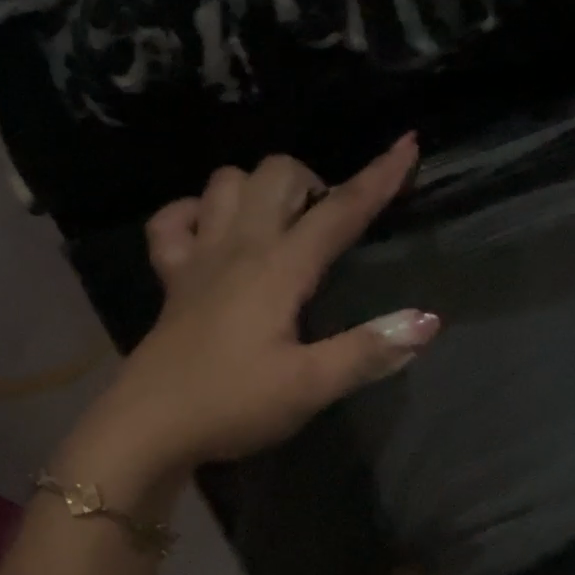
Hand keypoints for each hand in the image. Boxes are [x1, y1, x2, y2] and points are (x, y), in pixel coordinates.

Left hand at [59, 134, 439, 479]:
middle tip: (331, 222)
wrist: (147, 429)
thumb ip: (368, 350)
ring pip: (225, 184)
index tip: (408, 145)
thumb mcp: (309, 387)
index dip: (378, 177)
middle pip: (276, 174)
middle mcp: (238, 247)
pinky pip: (173, 222)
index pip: (339, 210)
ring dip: (259, 188)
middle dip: (313, 180)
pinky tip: (212, 233)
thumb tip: (428, 320)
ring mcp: (198, 258)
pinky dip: (194, 214)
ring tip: (282, 222)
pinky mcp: (170, 280)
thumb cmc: (232, 406)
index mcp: (278, 268)